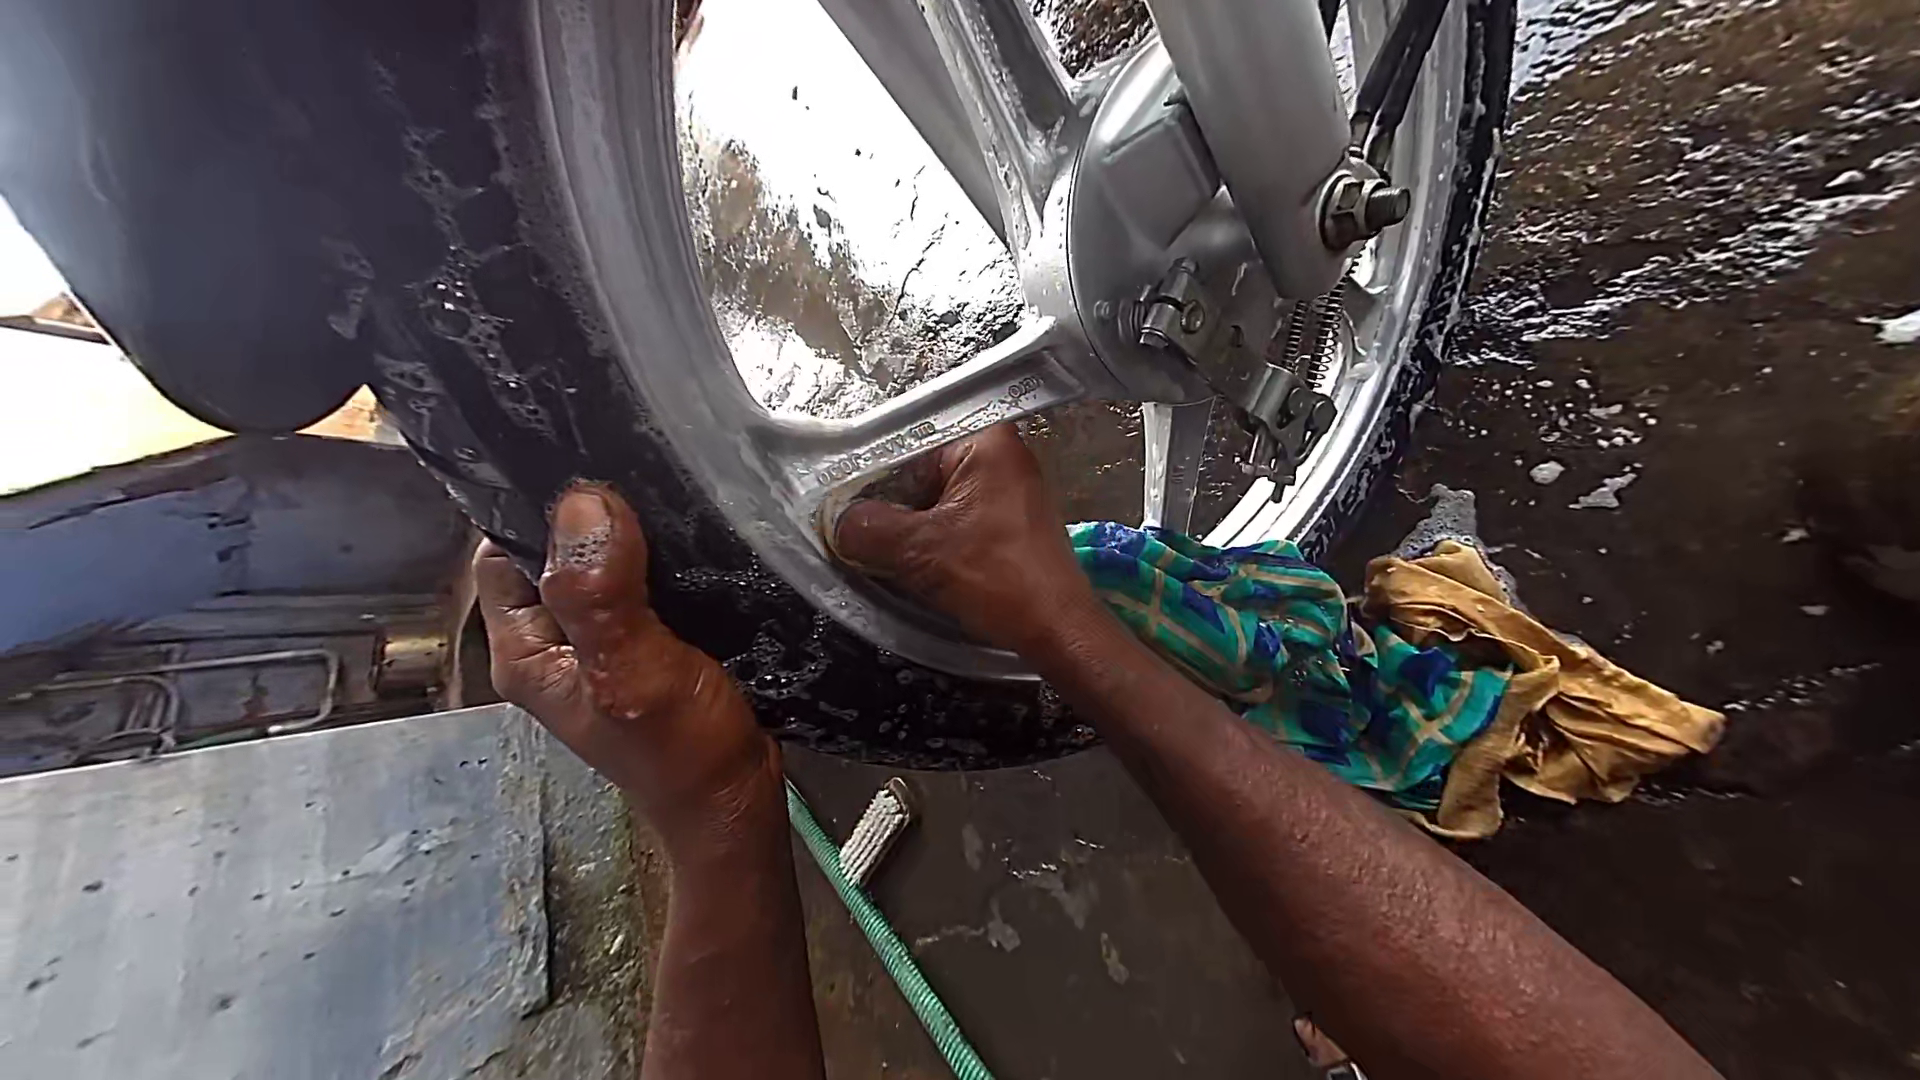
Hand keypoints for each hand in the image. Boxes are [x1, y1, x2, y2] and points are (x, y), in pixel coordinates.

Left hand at [473, 483, 775, 858]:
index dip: (536, 505)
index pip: (506, 552)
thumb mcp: (632, 674)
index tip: (588, 457)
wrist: (738, 797)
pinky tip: (705, 532)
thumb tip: (582, 499)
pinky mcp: (660, 638)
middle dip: (598, 511)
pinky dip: (673, 556)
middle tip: (648, 462)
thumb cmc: (682, 748)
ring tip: (679, 484)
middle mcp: (563, 637)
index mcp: (530, 648)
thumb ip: (601, 597)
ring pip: (615, 563)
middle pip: (565, 552)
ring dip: (641, 531)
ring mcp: (614, 639)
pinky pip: (655, 581)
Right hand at [829, 423, 1099, 652]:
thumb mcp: (919, 550)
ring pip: (939, 496)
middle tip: (853, 525)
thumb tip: (836, 522)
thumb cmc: (997, 578)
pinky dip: (933, 534)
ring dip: (909, 523)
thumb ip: (867, 528)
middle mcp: (1001, 454)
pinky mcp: (1009, 519)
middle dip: (889, 500)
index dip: (870, 470)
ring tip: (877, 546)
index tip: (842, 499)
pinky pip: (958, 516)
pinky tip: (911, 557)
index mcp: (986, 440)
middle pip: (923, 467)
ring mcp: (1008, 488)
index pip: (910, 439)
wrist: (1056, 627)